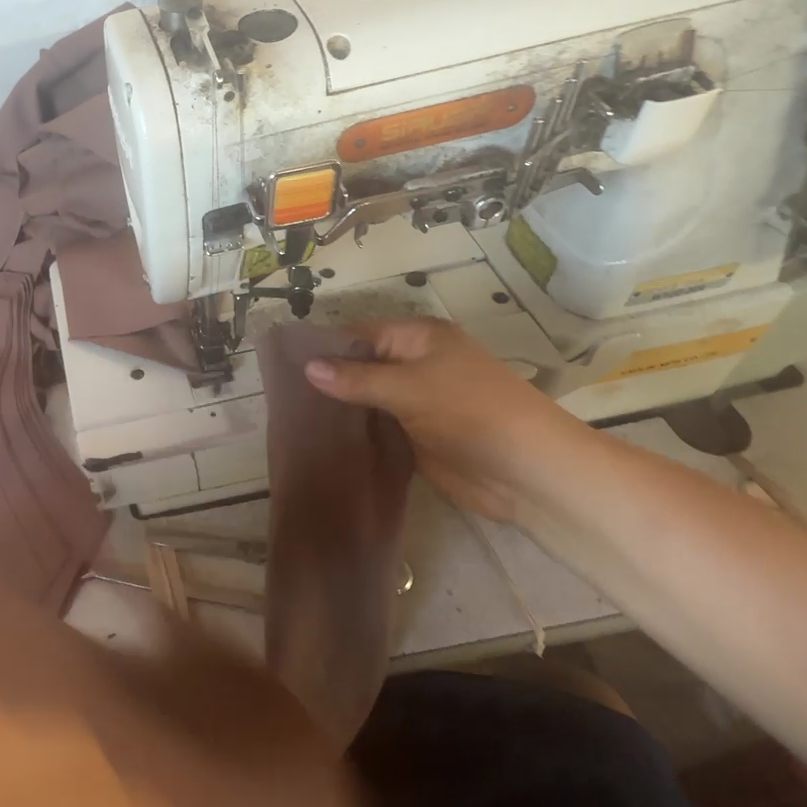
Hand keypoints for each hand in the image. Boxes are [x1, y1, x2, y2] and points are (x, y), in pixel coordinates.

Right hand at [303, 318, 594, 521]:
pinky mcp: (417, 437)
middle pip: (361, 366)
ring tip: (290, 419)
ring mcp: (417, 403)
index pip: (360, 334)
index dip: (325, 348)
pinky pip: (377, 428)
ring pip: (367, 400)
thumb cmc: (471, 413)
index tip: (282, 366)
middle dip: (327, 380)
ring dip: (339, 409)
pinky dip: (355, 433)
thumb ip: (356, 379)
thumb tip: (307, 367)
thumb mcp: (409, 388)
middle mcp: (416, 365)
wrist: (527, 472)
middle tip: (280, 396)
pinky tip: (320, 441)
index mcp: (419, 338)